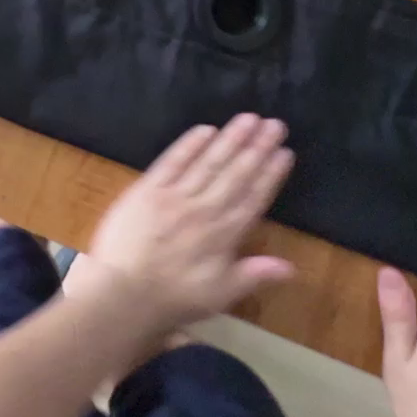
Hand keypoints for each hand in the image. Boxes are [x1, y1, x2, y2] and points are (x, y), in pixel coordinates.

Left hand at [81, 114, 295, 334]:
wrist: (124, 294)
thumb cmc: (173, 298)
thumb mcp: (220, 294)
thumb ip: (254, 275)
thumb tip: (291, 267)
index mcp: (224, 235)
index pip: (253, 198)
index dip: (270, 174)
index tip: (284, 152)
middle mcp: (204, 210)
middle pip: (235, 174)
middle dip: (257, 148)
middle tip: (275, 123)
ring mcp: (175, 196)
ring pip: (209, 162)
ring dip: (231, 139)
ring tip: (249, 118)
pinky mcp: (148, 189)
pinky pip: (173, 161)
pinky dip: (190, 144)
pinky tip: (206, 129)